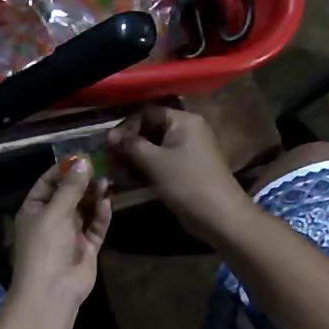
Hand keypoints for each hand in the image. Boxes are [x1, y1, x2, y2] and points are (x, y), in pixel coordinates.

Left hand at [11, 155, 110, 309]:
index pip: (48, 182)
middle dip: (84, 181)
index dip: (65, 168)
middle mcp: (52, 219)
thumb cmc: (46, 246)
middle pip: (70, 194)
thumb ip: (71, 187)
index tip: (83, 156)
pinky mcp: (87, 247)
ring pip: (86, 209)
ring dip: (95, 196)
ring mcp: (70, 234)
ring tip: (107, 181)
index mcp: (34, 209)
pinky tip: (107, 202)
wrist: (52, 290)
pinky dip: (102, 215)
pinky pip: (96, 226)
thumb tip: (84, 161)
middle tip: (103, 165)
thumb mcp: (54, 212)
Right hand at [107, 107, 253, 242]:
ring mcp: (190, 150)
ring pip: (156, 148)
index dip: (126, 127)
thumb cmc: (186, 183)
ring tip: (119, 172)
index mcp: (183, 120)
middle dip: (130, 145)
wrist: (219, 215)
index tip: (109, 146)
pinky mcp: (188, 169)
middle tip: (112, 161)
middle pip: (151, 130)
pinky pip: (164, 162)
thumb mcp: (153, 162)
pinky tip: (133, 180)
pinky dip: (148, 169)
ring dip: (137, 159)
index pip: (147, 113)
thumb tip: (109, 135)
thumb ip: (130, 145)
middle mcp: (188, 130)